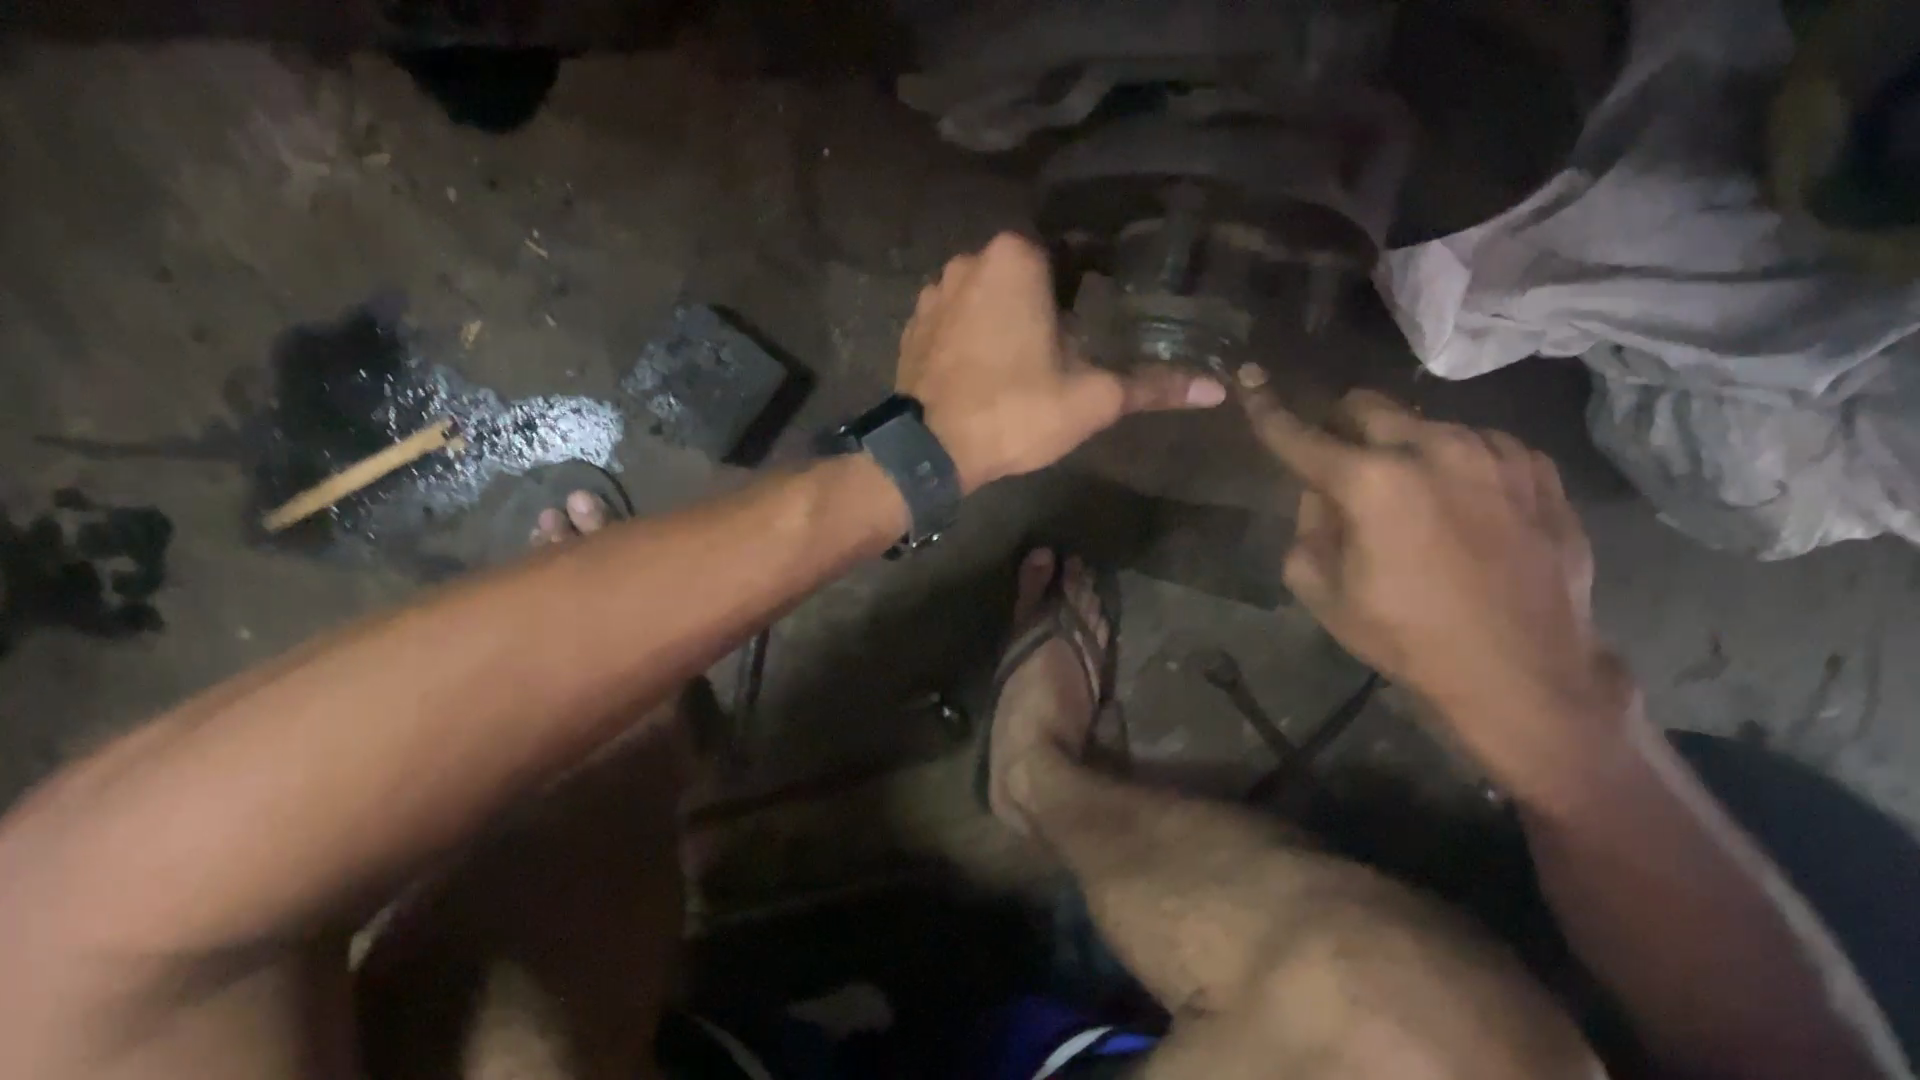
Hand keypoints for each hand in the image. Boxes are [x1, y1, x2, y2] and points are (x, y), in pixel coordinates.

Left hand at [897, 234, 1225, 491]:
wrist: (930, 452)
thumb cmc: (1015, 412)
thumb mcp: (1092, 399)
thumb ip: (1152, 385)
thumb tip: (1216, 389)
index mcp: (1017, 257)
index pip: (1071, 256)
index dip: (1089, 289)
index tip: (1100, 321)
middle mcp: (970, 258)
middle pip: (1027, 273)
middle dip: (1046, 303)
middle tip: (1067, 348)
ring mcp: (934, 290)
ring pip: (988, 294)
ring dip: (1006, 318)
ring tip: (1025, 362)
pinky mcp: (913, 323)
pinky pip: (955, 318)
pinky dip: (972, 335)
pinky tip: (985, 369)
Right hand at [1244, 385, 1633, 789]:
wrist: (1522, 672)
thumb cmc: (1409, 637)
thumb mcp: (1325, 592)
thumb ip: (1307, 528)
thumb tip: (1321, 495)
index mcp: (1370, 481)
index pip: (1300, 435)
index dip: (1267, 410)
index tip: (1248, 383)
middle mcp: (1433, 448)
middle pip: (1368, 406)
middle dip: (1343, 426)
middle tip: (1344, 464)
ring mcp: (1494, 453)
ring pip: (1428, 424)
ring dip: (1406, 448)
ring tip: (1417, 500)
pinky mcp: (1538, 470)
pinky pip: (1483, 446)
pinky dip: (1460, 466)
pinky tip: (1467, 510)